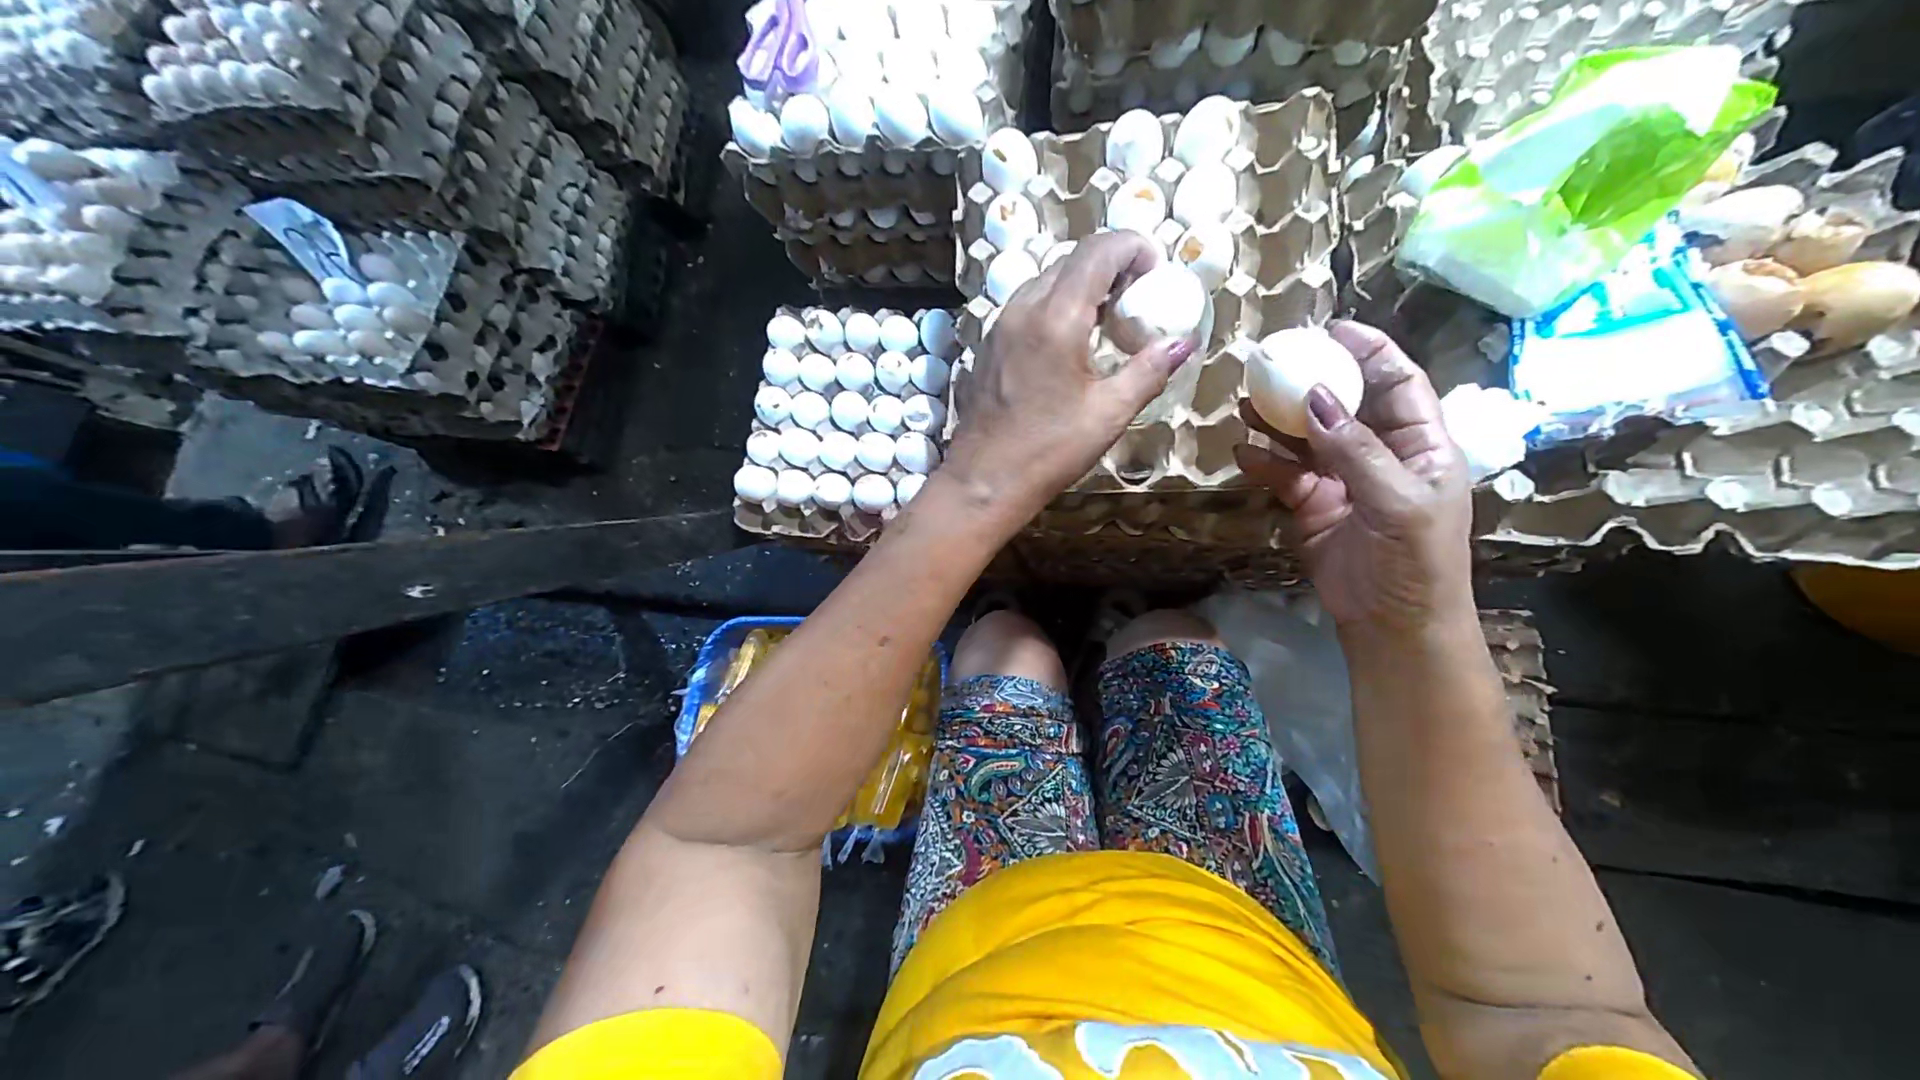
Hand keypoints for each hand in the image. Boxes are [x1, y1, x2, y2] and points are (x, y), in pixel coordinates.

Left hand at [943, 231, 1195, 524]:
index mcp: (1056, 318)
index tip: (1156, 274)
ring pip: (1046, 281)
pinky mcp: (988, 346)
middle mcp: (1023, 309)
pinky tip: (1071, 343)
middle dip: (1111, 266)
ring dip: (1081, 286)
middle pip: (1071, 261)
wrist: (983, 481)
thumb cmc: (1049, 451)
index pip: (1099, 251)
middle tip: (1138, 298)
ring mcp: (999, 326)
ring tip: (1108, 320)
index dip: (1134, 248)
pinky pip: (1027, 306)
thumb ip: (1149, 370)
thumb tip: (1184, 342)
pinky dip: (1056, 306)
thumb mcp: (1109, 413)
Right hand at [1233, 321, 1472, 637]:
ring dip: (1278, 420)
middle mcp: (1380, 454)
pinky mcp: (1312, 504)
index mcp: (1421, 444)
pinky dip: (1263, 462)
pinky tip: (1242, 453)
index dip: (1369, 352)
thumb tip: (1314, 396)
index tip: (1331, 329)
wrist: (1391, 623)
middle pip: (1343, 404)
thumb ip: (1355, 448)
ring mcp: (1342, 479)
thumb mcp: (1396, 500)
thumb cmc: (1415, 561)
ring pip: (1306, 437)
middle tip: (1272, 363)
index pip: (1397, 383)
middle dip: (1311, 381)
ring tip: (1245, 403)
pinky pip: (1284, 473)